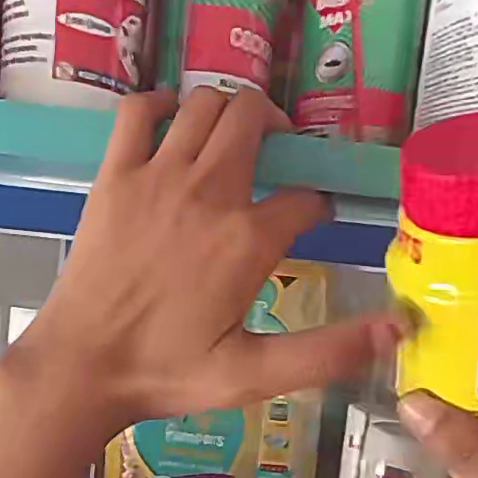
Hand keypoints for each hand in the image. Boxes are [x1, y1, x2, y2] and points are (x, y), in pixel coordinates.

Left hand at [3, 88, 401, 439]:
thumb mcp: (255, 375)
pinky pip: (138, 112)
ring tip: (236, 134)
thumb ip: (326, 352)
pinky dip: (159, 103)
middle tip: (280, 151)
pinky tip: (172, 119)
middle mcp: (209, 193)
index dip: (317, 206)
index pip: (305, 200)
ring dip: (229, 109)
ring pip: (206, 105)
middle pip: (255, 121)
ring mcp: (157, 177)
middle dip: (279, 127)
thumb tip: (396, 330)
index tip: (311, 218)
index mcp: (248, 240)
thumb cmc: (166, 371)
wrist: (81, 366)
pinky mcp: (116, 176)